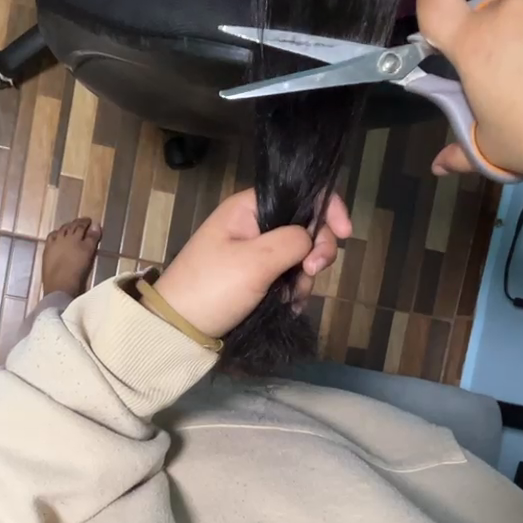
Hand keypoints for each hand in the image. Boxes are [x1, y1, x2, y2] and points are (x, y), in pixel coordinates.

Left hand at [152, 189, 351, 337]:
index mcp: (248, 208)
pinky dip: (293, 292)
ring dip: (303, 279)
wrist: (177, 329)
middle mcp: (253, 225)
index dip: (329, 209)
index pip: (301, 193)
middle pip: (305, 227)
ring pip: (299, 257)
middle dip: (316, 252)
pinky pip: (286, 278)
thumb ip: (291, 242)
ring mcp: (254, 253)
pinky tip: (289, 307)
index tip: (345, 235)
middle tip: (310, 276)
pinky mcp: (254, 279)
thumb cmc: (212, 289)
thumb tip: (310, 239)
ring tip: (290, 299)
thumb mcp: (254, 261)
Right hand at [415, 0, 522, 188]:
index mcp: (475, 45)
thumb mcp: (492, 150)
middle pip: (490, 15)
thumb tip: (439, 166)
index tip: (447, 43)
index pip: (434, 4)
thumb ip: (459, 154)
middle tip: (513, 81)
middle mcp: (513, 11)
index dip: (434, 18)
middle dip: (494, 41)